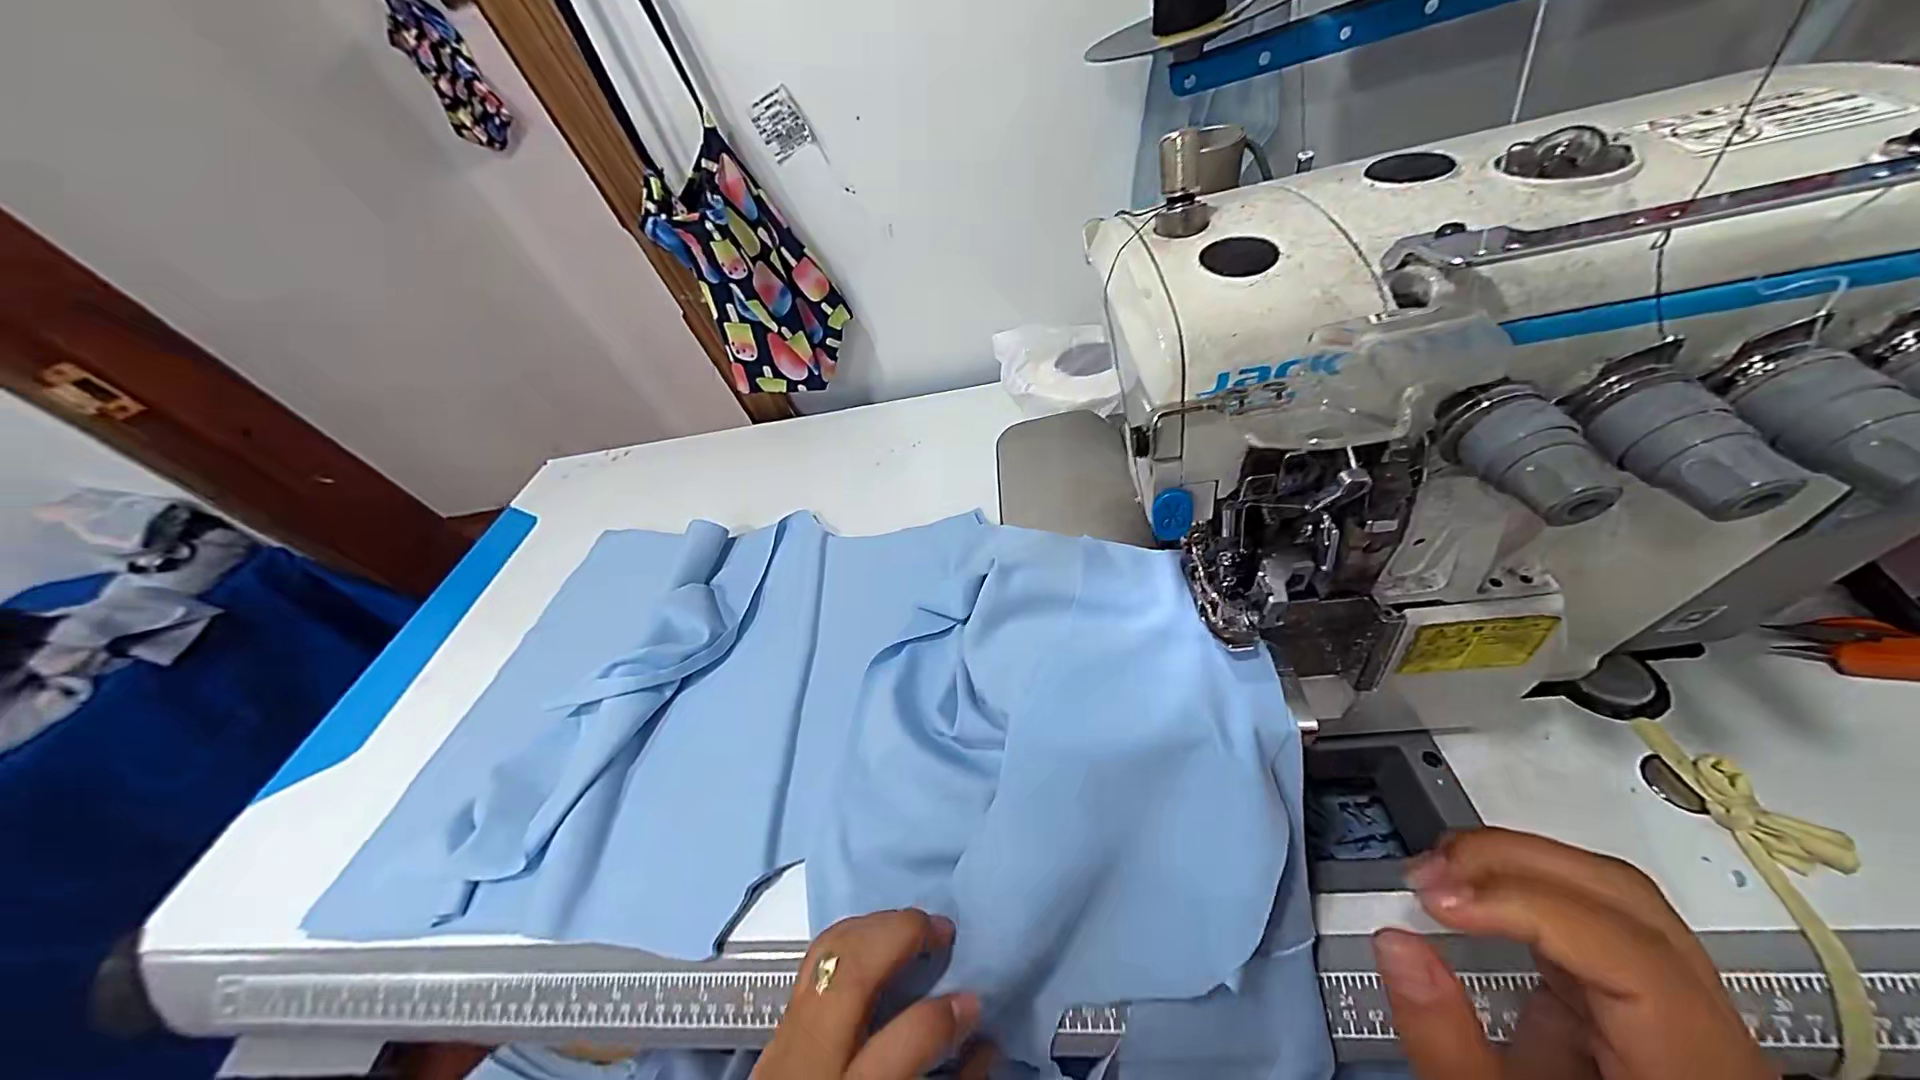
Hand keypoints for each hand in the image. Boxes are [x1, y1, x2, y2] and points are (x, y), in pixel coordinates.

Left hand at [754, 909, 990, 1079]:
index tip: (974, 1001)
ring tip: (916, 927)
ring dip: (876, 925)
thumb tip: (982, 1038)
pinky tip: (879, 940)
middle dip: (902, 935)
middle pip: (852, 972)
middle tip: (944, 932)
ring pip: (827, 950)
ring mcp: (785, 1038)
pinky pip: (813, 959)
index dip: (946, 1016)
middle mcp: (808, 1062)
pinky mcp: (778, 1025)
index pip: (902, 1042)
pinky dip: (851, 937)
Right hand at [1372, 828, 1776, 1079]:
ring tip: (1437, 878)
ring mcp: (1673, 1006)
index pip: (1631, 951)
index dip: (1526, 905)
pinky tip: (1463, 901)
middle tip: (1429, 875)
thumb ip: (1449, 1045)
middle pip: (1623, 899)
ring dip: (1507, 867)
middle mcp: (1706, 1030)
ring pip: (1603, 892)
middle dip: (1512, 865)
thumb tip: (1395, 944)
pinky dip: (1512, 890)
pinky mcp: (1628, 995)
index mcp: (1696, 1073)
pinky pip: (1580, 915)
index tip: (1436, 901)